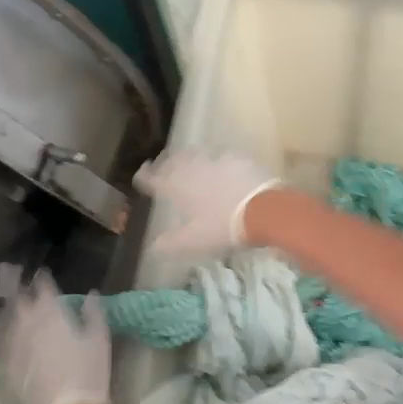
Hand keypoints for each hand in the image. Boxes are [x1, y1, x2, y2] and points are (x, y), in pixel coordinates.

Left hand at [0, 265, 110, 403]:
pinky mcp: (11, 366)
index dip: (42, 277)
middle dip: (19, 287)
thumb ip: (93, 311)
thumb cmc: (88, 369)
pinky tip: (9, 335)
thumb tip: (91, 294)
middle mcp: (29, 323)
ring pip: (8, 320)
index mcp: (51, 311)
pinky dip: (7, 334)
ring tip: (13, 304)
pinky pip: (5, 343)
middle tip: (19, 278)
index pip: (43, 286)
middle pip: (18, 299)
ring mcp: (17, 345)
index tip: (42, 272)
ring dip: (12, 309)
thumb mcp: (99, 337)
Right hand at [132, 149, 280, 257]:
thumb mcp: (193, 242)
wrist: (261, 207)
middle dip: (164, 164)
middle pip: (172, 161)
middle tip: (160, 166)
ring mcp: (214, 159)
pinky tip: (217, 165)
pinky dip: (212, 160)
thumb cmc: (222, 227)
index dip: (145, 177)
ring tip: (185, 163)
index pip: (154, 178)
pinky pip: (218, 155)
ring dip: (186, 158)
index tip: (140, 176)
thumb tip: (152, 249)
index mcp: (178, 186)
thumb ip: (170, 244)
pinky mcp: (235, 157)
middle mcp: (192, 167)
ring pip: (193, 154)